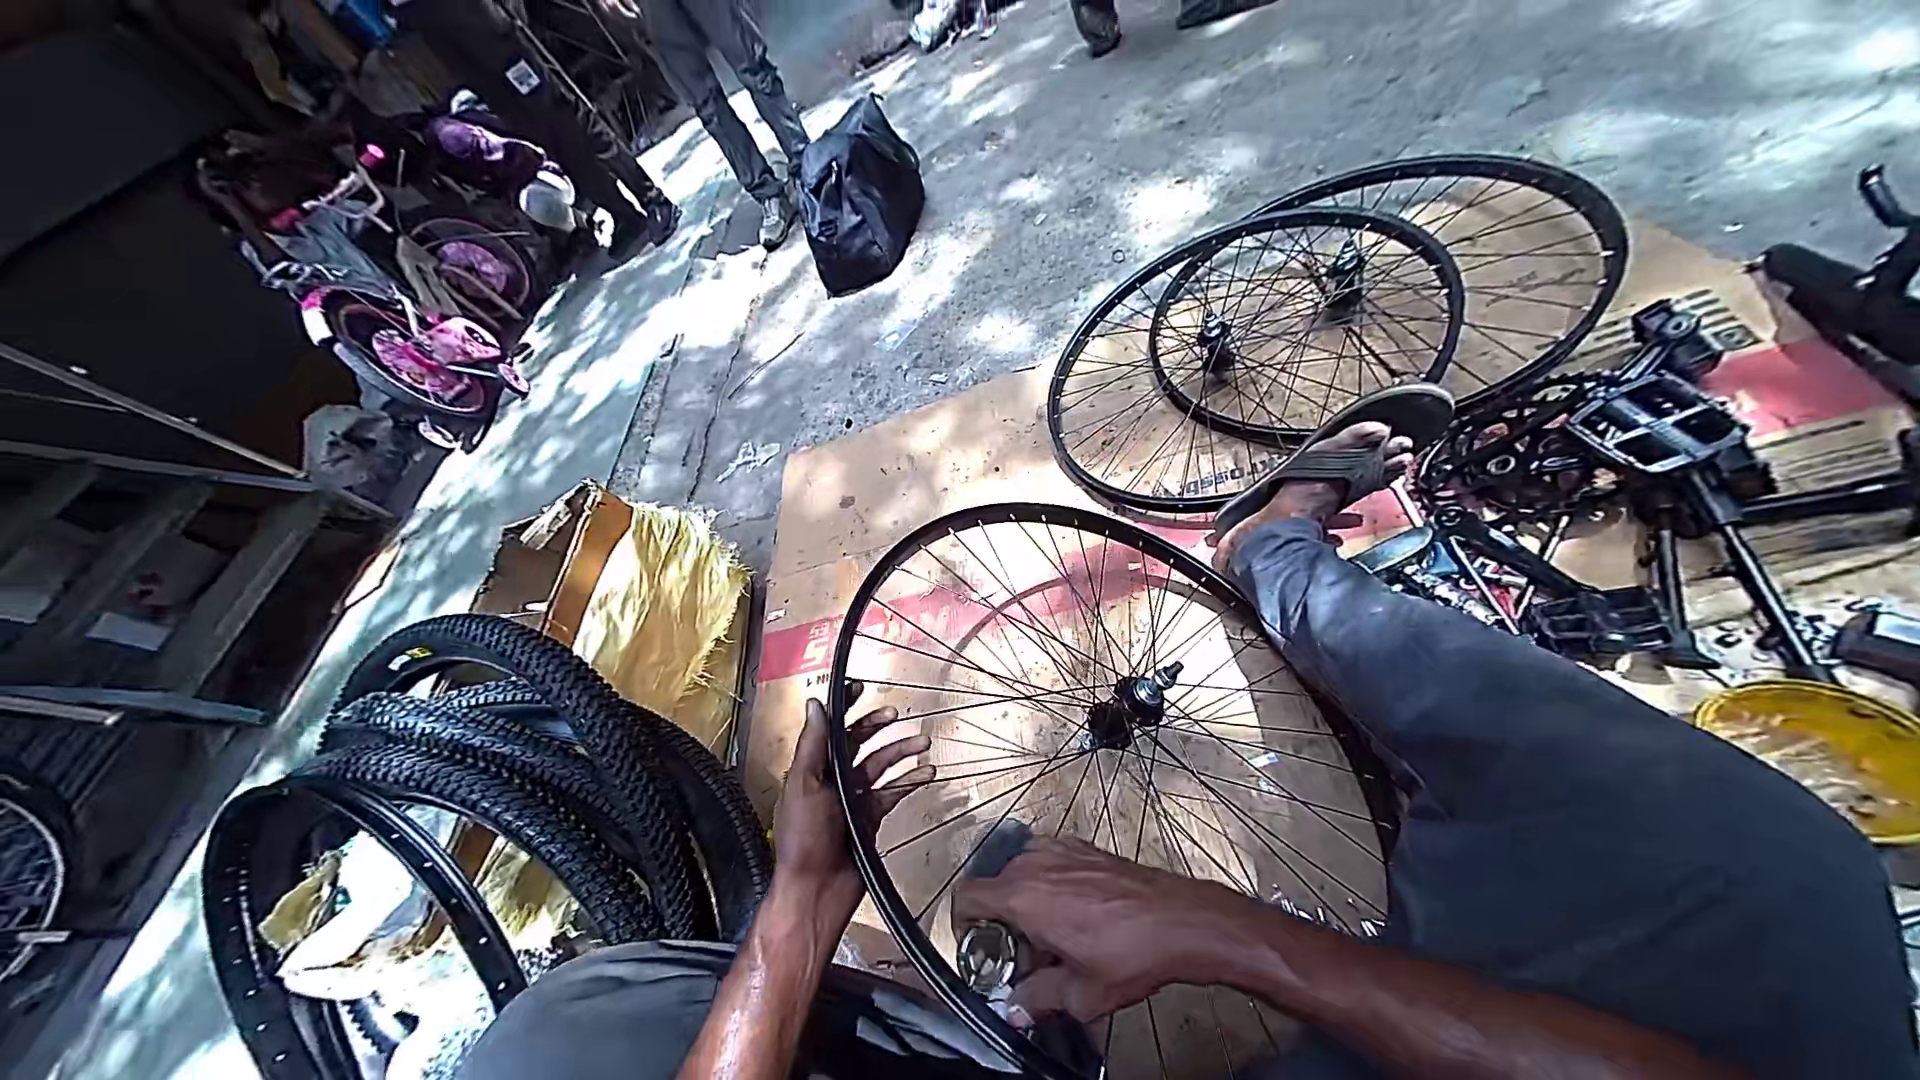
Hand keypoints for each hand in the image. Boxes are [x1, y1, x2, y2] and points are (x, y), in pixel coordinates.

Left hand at [771, 688, 932, 933]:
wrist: (817, 890)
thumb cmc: (803, 840)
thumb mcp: (804, 784)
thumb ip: (813, 743)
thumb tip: (815, 705)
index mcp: (814, 768)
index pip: (831, 728)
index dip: (844, 706)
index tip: (859, 687)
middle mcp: (834, 778)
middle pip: (859, 742)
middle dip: (877, 725)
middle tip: (894, 713)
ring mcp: (854, 797)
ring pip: (881, 764)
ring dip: (901, 751)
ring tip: (921, 741)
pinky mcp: (871, 815)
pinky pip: (894, 791)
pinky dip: (910, 780)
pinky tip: (925, 773)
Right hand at [953, 837, 1241, 1019]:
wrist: (1175, 918)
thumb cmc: (1130, 951)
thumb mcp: (1080, 993)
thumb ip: (1036, 999)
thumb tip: (1015, 1009)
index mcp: (1023, 897)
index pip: (966, 895)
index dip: (963, 922)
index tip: (979, 943)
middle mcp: (1033, 863)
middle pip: (994, 886)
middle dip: (1002, 918)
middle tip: (1025, 951)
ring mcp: (1057, 848)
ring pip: (1020, 871)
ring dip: (1025, 898)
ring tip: (1052, 931)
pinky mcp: (1078, 844)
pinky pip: (1046, 859)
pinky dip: (1048, 880)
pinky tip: (1075, 908)